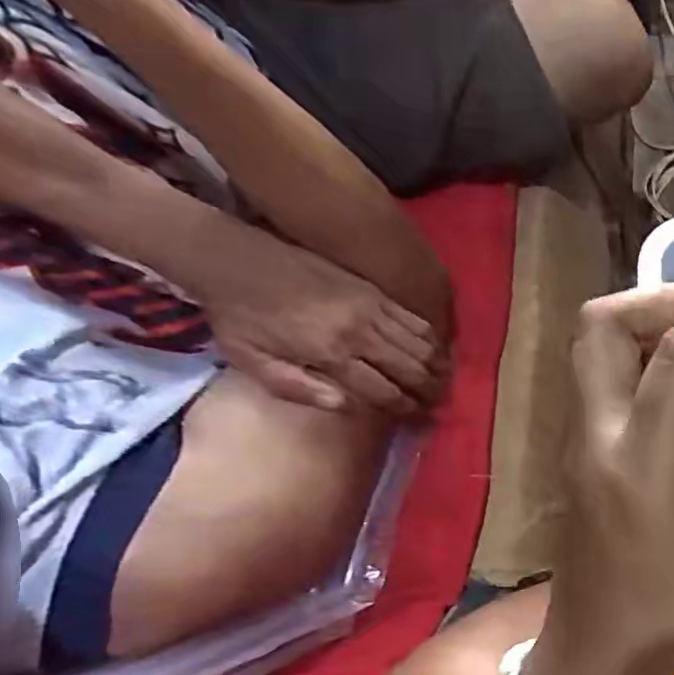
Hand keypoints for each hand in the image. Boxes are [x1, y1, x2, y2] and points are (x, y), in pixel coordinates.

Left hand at [177, 219, 444, 413]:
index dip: (406, 408)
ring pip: (423, 347)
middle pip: (413, 370)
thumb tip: (347, 407)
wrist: (231, 257)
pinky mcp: (376, 292)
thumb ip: (297, 388)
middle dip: (430, 392)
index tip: (417, 417)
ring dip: (438, 369)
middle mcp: (360, 333)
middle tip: (438, 403)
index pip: (385, 391)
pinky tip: (434, 353)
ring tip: (443, 382)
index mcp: (330, 353)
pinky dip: (433, 341)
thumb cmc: (238, 315)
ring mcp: (372, 310)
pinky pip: (417, 322)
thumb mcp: (250, 360)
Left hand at [523, 286, 673, 674]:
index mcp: (641, 467)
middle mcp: (597, 439)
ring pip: (594, 342)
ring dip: (655, 323)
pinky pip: (606, 375)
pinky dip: (649, 357)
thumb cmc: (669, 621)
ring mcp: (579, 442)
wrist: (593, 656)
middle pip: (604, 323)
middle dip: (671, 300)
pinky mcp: (581, 452)